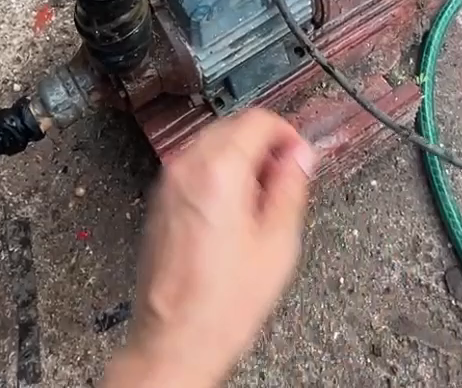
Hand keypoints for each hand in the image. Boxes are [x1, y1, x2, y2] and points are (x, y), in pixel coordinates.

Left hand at [102, 109, 317, 387]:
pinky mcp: (160, 198)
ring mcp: (169, 182)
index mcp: (219, 171)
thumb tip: (300, 155)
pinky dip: (218, 170)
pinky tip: (234, 207)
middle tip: (285, 175)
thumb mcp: (277, 244)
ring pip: (213, 142)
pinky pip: (195, 164)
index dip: (286, 132)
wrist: (174, 341)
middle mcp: (188, 167)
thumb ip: (292, 187)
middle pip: (233, 125)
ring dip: (241, 155)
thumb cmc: (222, 305)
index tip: (299, 153)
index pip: (257, 120)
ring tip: (262, 196)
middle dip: (263, 143)